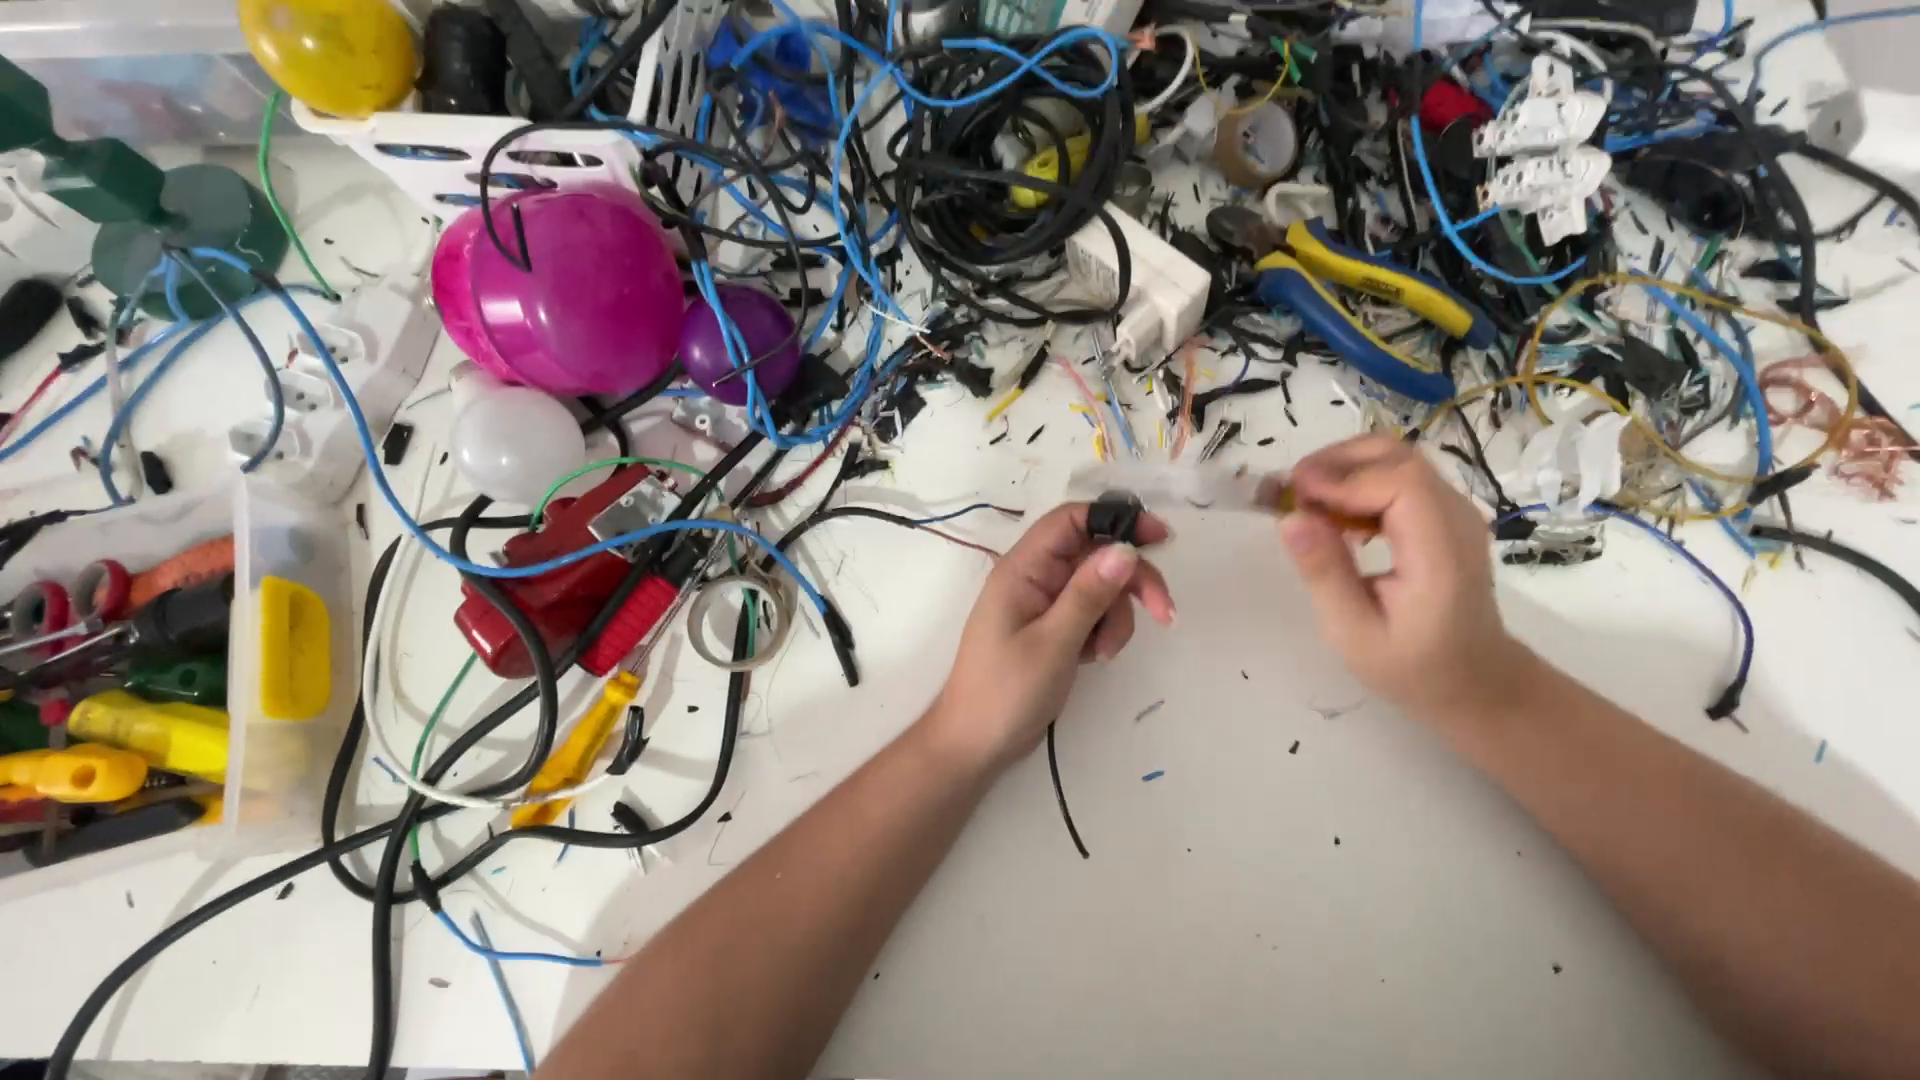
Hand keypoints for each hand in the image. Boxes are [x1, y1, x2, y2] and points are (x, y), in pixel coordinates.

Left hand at [927, 504, 1176, 772]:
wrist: (975, 744)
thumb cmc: (1005, 692)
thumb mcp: (1053, 642)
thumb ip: (1089, 594)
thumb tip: (1125, 548)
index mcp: (1023, 568)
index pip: (1071, 520)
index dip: (1116, 520)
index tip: (1160, 539)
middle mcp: (1035, 578)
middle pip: (1096, 555)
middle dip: (1130, 582)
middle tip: (1163, 613)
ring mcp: (1045, 604)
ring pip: (1101, 587)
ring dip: (1116, 617)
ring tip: (1103, 653)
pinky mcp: (1055, 629)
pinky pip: (1092, 614)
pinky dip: (1104, 632)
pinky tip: (1096, 658)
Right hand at [1279, 436, 1535, 724]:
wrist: (1474, 680)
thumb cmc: (1412, 667)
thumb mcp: (1353, 634)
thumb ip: (1325, 574)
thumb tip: (1290, 518)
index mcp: (1440, 555)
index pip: (1399, 483)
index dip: (1341, 479)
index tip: (1293, 498)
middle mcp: (1457, 520)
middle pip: (1399, 456)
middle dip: (1337, 462)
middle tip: (1292, 494)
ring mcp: (1456, 512)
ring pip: (1397, 458)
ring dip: (1345, 469)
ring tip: (1307, 504)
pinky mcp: (1445, 514)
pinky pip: (1399, 477)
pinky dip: (1359, 481)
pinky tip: (1336, 515)